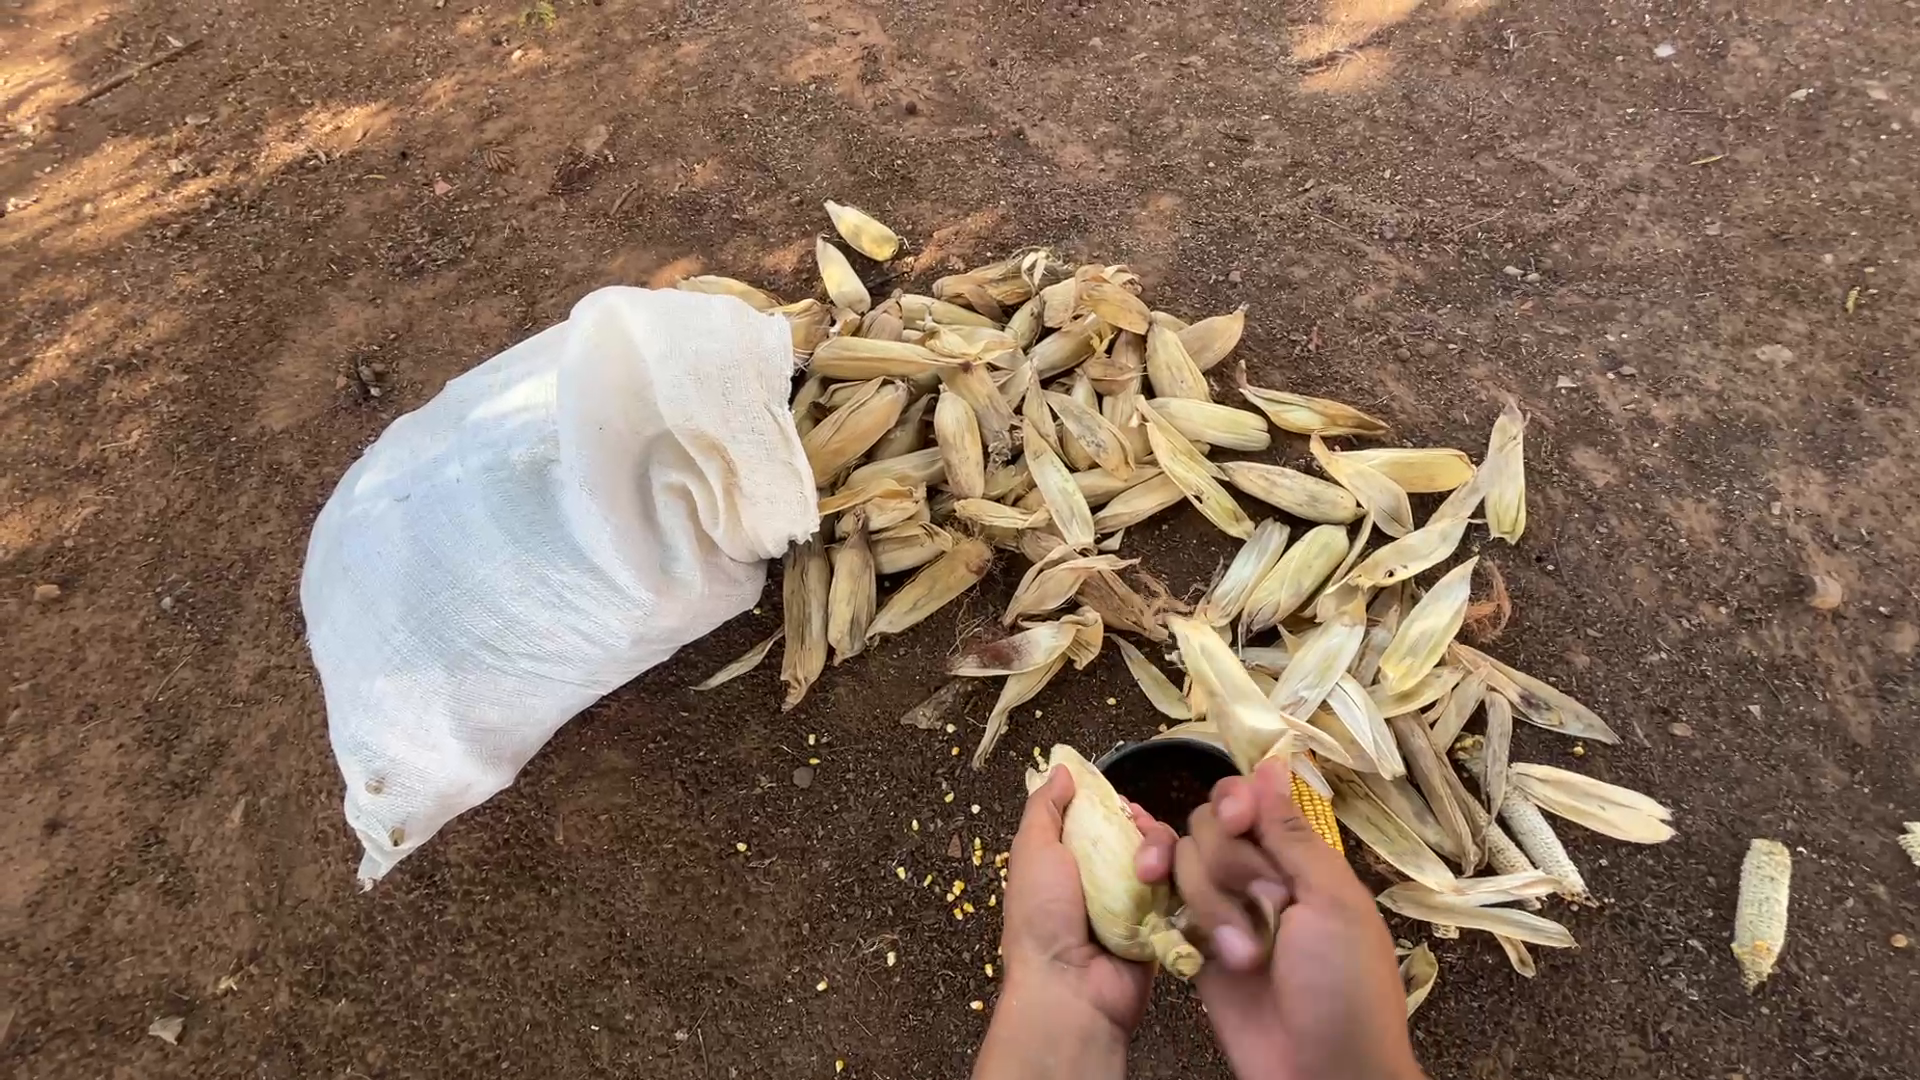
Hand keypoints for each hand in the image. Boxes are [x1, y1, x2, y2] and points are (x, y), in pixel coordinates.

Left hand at [973, 765, 1177, 1079]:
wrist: (1070, 988)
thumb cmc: (1042, 915)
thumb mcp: (1031, 849)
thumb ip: (1045, 806)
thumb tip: (1062, 768)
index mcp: (1069, 855)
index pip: (1100, 814)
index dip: (1112, 801)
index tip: (1119, 800)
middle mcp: (1103, 873)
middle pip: (1136, 829)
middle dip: (1140, 822)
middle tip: (1138, 827)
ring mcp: (1135, 899)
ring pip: (1163, 853)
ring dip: (1159, 849)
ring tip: (1149, 866)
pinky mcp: (1164, 922)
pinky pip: (1182, 888)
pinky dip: (1181, 878)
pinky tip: (1177, 878)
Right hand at [1167, 759, 1422, 1079]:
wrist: (1320, 1078)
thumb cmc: (1344, 988)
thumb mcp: (1332, 903)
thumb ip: (1291, 834)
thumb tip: (1272, 762)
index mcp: (1296, 857)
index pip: (1247, 799)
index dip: (1235, 802)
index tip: (1239, 822)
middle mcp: (1254, 872)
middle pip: (1208, 826)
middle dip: (1229, 866)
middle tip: (1266, 907)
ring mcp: (1219, 905)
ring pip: (1184, 860)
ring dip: (1210, 904)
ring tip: (1242, 956)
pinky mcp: (1189, 938)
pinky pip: (1160, 895)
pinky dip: (1153, 888)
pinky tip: (1147, 884)